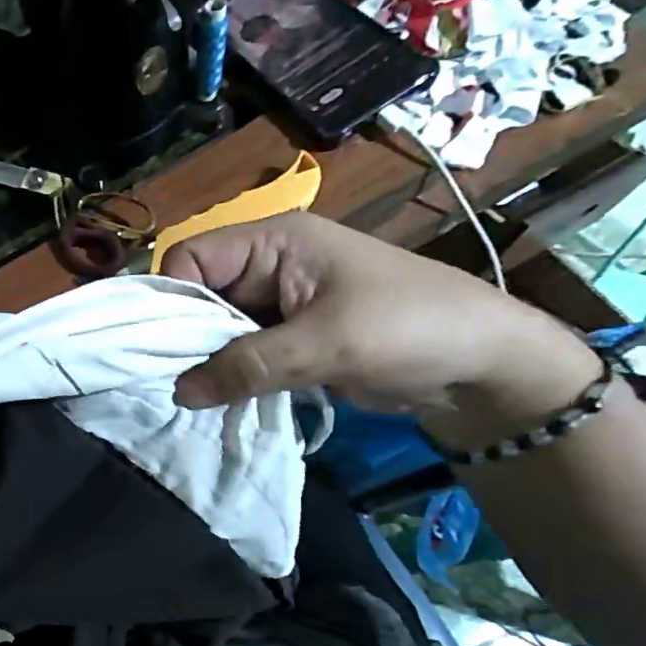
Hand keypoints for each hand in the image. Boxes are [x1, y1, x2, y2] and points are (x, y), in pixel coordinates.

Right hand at [160, 212, 602, 449]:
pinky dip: (228, 378)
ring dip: (206, 364)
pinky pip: (241, 356)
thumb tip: (179, 391)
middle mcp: (267, 268)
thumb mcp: (326, 344)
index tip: (165, 348)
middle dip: (185, 338)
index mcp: (275, 243)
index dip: (172, 299)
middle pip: (199, 296)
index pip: (193, 258)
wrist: (481, 365)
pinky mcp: (288, 342)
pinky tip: (218, 402)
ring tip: (192, 399)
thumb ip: (248, 366)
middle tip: (173, 383)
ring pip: (217, 331)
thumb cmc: (411, 329)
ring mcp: (278, 306)